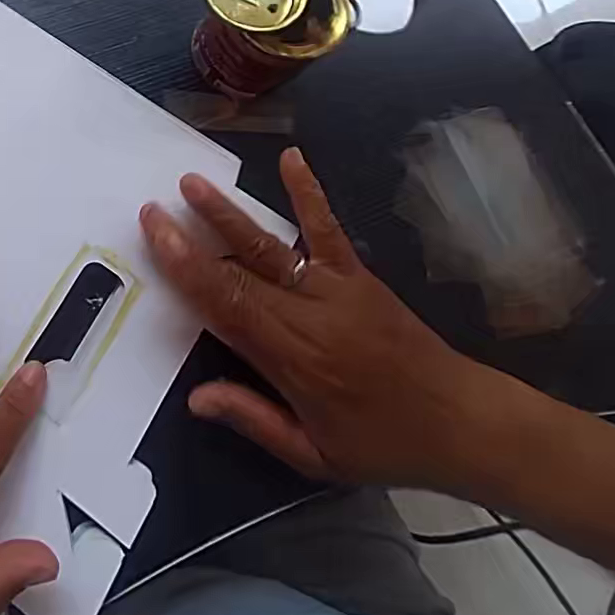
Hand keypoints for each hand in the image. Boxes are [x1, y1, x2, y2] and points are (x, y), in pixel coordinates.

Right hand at [139, 148, 541, 494]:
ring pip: (271, 247)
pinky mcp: (359, 275)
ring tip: (193, 184)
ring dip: (230, 214)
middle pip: (239, 273)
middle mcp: (309, 317)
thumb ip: (253, 419)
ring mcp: (336, 289)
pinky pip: (328, 229)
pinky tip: (292, 159)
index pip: (228, 309)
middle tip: (153, 210)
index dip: (189, 273)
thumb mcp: (314, 455)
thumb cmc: (383, 443)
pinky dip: (308, 193)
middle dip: (191, 239)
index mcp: (294, 361)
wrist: (461, 419)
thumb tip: (195, 397)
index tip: (158, 240)